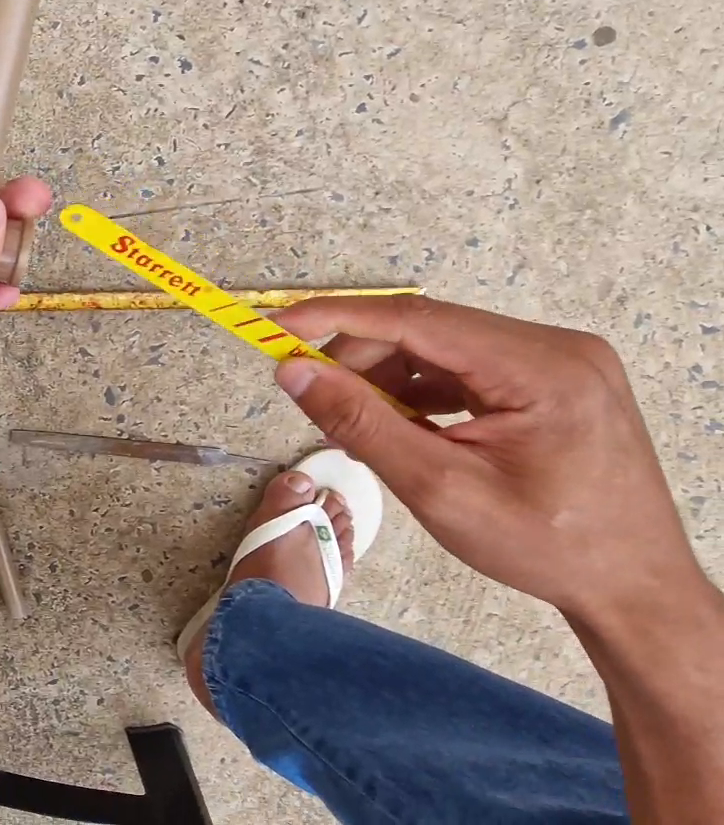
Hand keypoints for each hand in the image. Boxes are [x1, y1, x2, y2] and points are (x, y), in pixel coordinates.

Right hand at [271, 294, 706, 621]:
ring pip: (433, 347)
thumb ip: (359, 421)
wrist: (633, 589)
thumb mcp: (436, 486)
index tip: (274, 327)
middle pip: (421, 330)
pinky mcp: (547, 381)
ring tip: (356, 430)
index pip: (413, 319)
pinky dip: (413, 391)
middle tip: (316, 404)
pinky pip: (456, 367)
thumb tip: (290, 371)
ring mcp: (554, 363)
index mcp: (539, 368)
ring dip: (382, 379)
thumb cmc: (543, 545)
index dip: (333, 317)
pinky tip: (397, 428)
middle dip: (357, 361)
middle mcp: (553, 348)